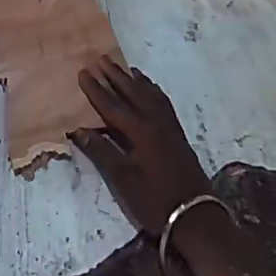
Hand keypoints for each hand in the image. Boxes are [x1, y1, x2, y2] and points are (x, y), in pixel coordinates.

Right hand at [72, 57, 210, 233]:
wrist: (195, 217)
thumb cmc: (154, 201)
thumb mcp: (123, 180)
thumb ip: (102, 152)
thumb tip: (79, 130)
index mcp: (141, 132)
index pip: (113, 105)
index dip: (96, 89)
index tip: (83, 72)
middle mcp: (157, 124)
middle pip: (134, 93)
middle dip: (116, 76)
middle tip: (101, 58)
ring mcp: (170, 129)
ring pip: (151, 96)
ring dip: (136, 81)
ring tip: (125, 68)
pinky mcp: (178, 136)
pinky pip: (164, 104)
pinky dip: (153, 92)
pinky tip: (151, 92)